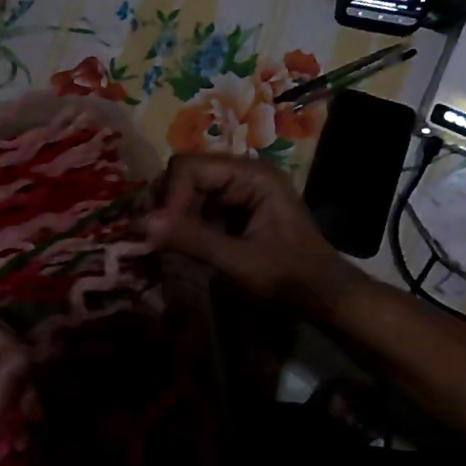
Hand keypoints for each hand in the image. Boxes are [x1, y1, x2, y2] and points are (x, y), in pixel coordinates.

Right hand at [142, 154, 366, 316]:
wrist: (324, 297)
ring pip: (187, 192)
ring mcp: (239, 192)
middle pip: (185, 175)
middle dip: (166, 204)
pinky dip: (183, 225)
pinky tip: (177, 247)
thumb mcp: (239, 261)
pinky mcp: (234, 211)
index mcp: (252, 176)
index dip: (169, 197)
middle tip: (152, 238)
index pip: (189, 168)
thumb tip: (140, 222)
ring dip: (171, 216)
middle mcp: (244, 174)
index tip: (159, 233)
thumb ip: (192, 239)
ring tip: (161, 244)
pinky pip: (197, 208)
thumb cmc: (289, 278)